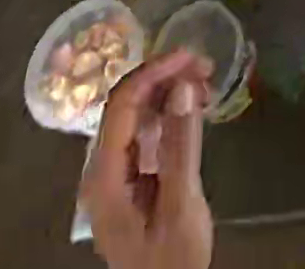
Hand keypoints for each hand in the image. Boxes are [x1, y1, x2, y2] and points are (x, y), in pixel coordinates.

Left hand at [82, 50, 214, 268]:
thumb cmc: (172, 262)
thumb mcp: (181, 206)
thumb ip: (181, 144)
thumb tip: (183, 86)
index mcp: (103, 174)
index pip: (121, 105)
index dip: (152, 73)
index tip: (187, 57)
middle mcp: (101, 166)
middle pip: (126, 104)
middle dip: (162, 76)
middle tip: (202, 64)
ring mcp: (114, 171)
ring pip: (135, 114)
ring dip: (167, 91)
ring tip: (203, 79)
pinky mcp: (129, 177)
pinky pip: (144, 132)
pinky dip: (167, 113)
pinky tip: (191, 104)